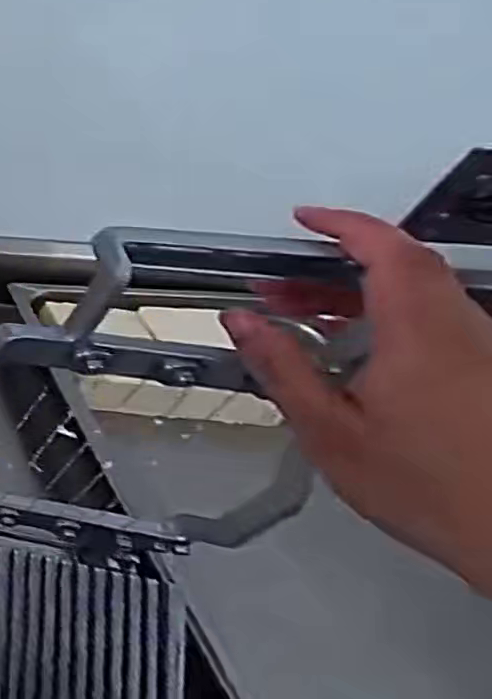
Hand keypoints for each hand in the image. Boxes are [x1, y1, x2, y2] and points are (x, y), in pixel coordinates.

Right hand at [222, 206, 491, 592]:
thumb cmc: (435, 491)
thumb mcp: (330, 429)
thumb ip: (281, 366)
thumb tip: (241, 320)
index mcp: (430, 342)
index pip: (395, 257)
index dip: (349, 227)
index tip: (304, 218)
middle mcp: (475, 342)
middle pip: (407, 280)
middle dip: (331, 274)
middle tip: (273, 291)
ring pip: (426, 307)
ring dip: (357, 302)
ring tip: (302, 323)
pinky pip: (446, 334)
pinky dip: (389, 327)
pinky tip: (353, 357)